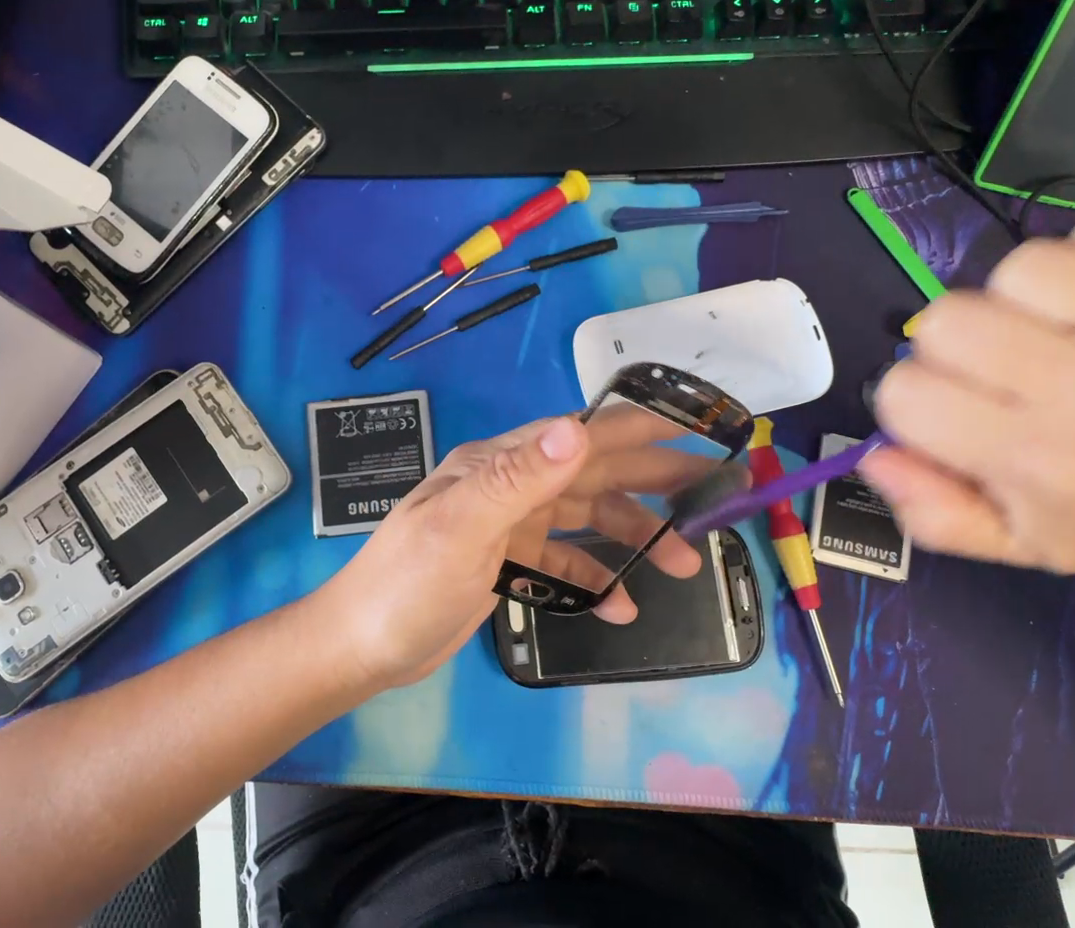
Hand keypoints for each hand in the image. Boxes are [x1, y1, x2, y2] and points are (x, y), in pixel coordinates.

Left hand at [316, 410, 718, 688]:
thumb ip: (518, 479)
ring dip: (632, 538)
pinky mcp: (505, 564)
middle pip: (592, 474)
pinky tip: (622, 606)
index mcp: (498, 464)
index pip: (578, 434)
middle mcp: (507, 486)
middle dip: (652, 484)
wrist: (362, 646)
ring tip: (683, 566)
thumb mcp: (462, 528)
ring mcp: (507, 526)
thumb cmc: (407, 585)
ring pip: (584, 520)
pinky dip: (593, 579)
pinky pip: (562, 564)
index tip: (696, 431)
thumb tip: (575, 428)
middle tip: (712, 499)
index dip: (638, 429)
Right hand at [862, 191, 1074, 583]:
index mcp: (1046, 464)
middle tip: (997, 369)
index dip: (910, 398)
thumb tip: (873, 453)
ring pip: (1029, 264)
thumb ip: (932, 509)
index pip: (907, 393)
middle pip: (950, 318)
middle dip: (951, 344)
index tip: (949, 410)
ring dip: (1021, 294)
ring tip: (1054, 327)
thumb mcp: (1022, 545)